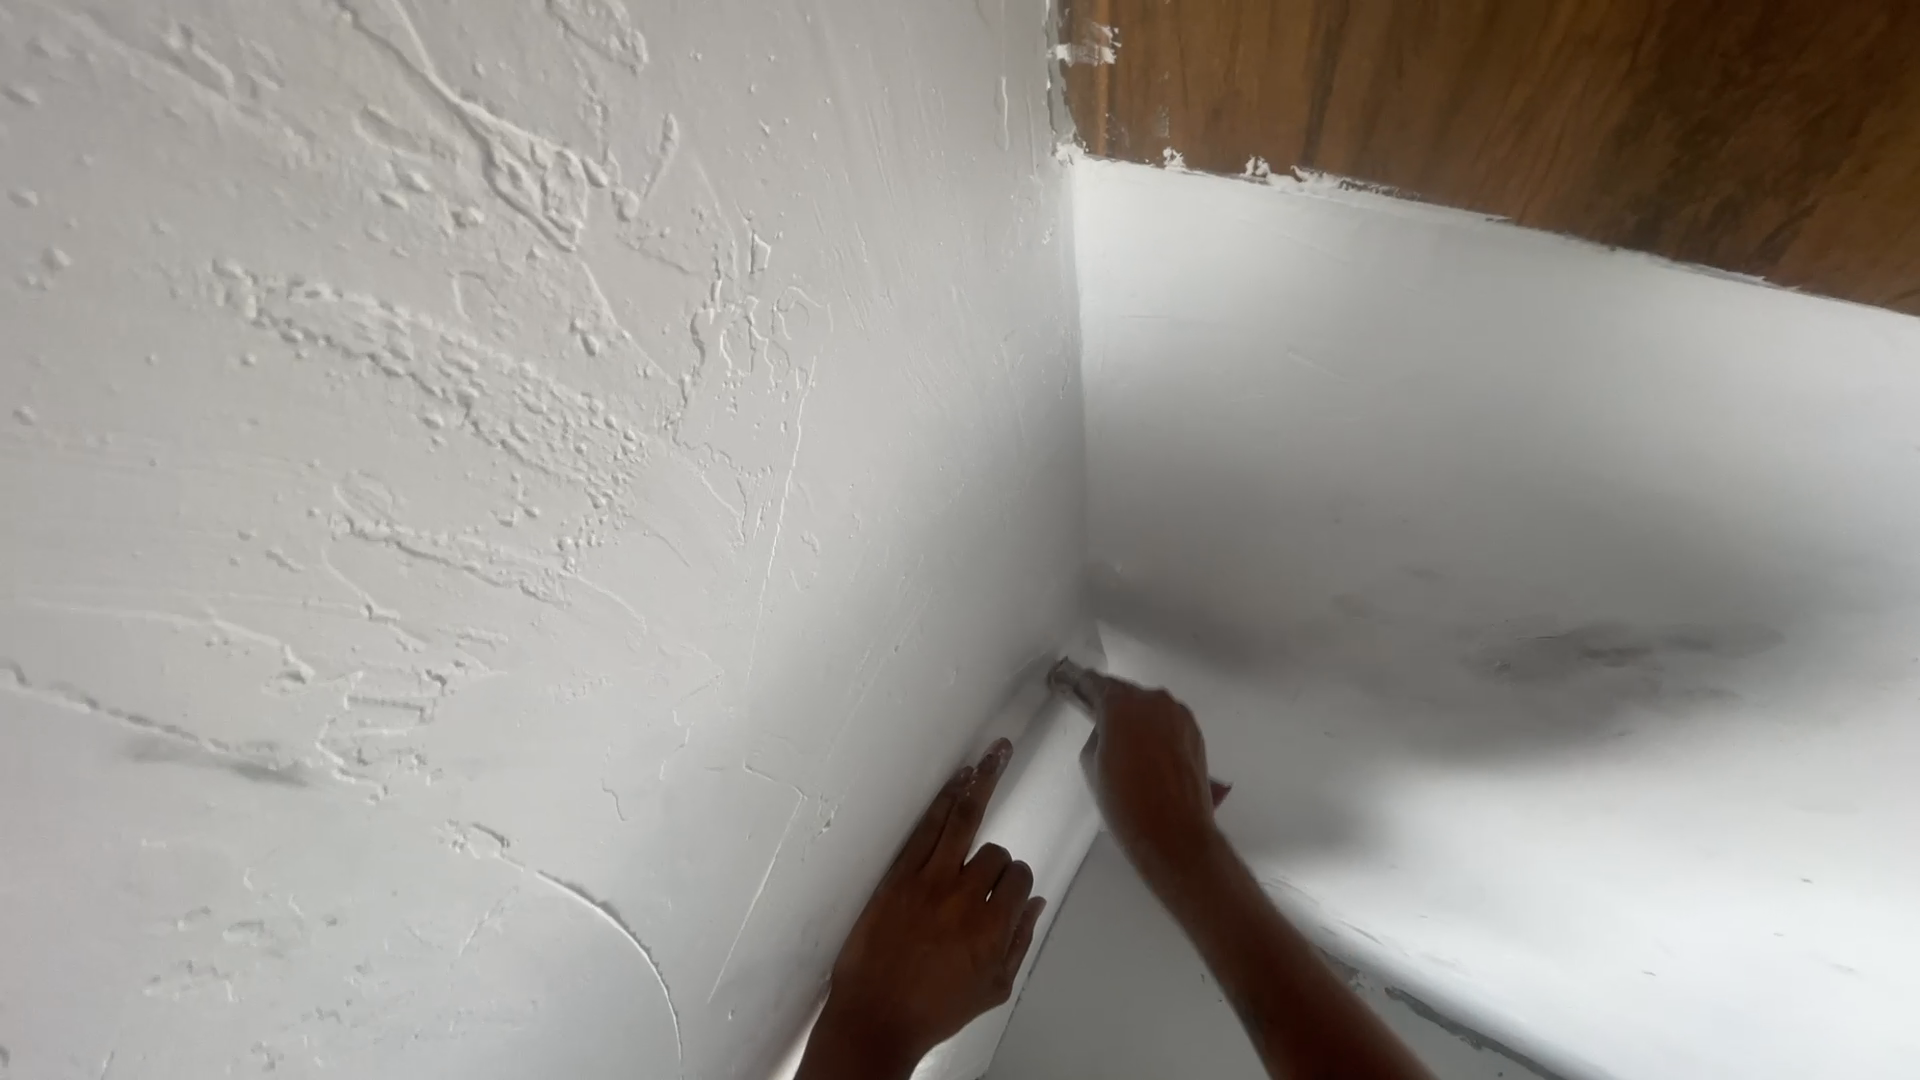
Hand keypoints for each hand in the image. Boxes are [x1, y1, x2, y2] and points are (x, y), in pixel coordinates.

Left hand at [799, 740, 1045, 1078]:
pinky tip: (959, 781)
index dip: (1016, 879)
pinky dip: (945, 800)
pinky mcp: (899, 874)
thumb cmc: (933, 1011)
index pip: (1018, 878)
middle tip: (983, 872)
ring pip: (964, 820)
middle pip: (994, 853)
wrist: (874, 1018)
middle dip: (995, 859)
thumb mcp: (991, 989)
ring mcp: (929, 881)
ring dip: (982, 783)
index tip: (1007, 887)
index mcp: (991, 928)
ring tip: (995, 755)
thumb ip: (1019, 942)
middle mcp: (964, 897)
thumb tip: (1034, 903)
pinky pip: (928, 827)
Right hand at [1076, 673, 1224, 870]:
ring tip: (1127, 743)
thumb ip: (1096, 734)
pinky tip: (1149, 752)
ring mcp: (1178, 715)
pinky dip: (1156, 729)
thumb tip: (1107, 729)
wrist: (1174, 834)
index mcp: (1120, 704)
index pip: (1095, 683)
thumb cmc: (1124, 802)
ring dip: (1136, 717)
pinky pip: (1167, 721)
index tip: (1073, 687)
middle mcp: (1152, 700)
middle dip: (1111, 704)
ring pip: (1148, 707)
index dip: (1082, 685)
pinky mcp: (1195, 732)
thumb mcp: (1092, 764)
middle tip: (1099, 722)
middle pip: (1125, 693)